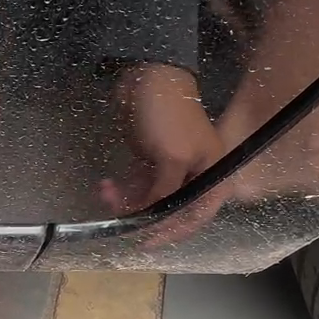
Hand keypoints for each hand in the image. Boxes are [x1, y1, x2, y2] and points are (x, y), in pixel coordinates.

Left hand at [99, 64, 231, 246]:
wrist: (147, 76)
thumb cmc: (169, 116)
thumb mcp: (173, 158)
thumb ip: (165, 193)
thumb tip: (153, 218)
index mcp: (213, 173)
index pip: (198, 216)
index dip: (174, 232)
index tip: (147, 242)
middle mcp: (195, 175)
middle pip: (170, 210)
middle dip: (143, 215)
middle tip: (119, 222)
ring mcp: (170, 168)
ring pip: (148, 199)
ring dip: (125, 201)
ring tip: (105, 194)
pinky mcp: (149, 160)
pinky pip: (135, 185)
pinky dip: (120, 189)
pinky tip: (105, 186)